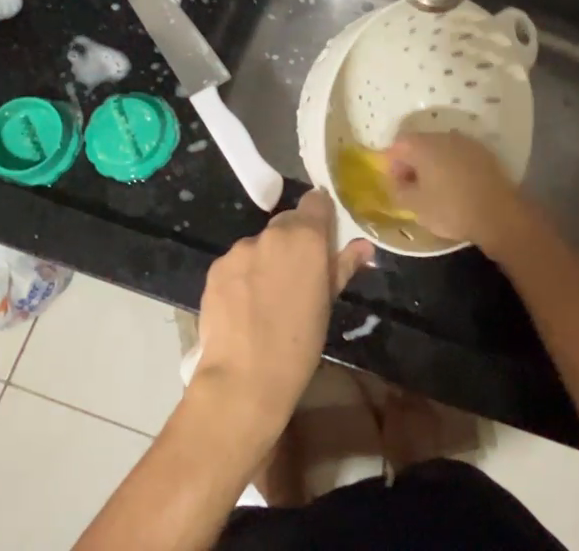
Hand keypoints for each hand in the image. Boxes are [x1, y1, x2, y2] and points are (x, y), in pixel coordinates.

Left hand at [192, 191, 372, 431]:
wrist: (244, 376)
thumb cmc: (299, 343)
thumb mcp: (328, 304)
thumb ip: (343, 267)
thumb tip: (363, 246)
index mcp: (305, 237)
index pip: (316, 202)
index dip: (321, 215)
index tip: (324, 236)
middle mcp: (271, 234)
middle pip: (287, 222)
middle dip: (294, 240)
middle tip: (298, 275)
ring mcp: (239, 250)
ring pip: (259, 244)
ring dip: (266, 259)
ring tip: (266, 298)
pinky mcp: (215, 268)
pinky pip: (236, 263)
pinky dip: (242, 276)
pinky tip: (244, 306)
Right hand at [387, 132, 536, 256]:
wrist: (498, 215)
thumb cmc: (451, 209)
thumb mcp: (415, 206)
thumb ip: (399, 190)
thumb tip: (397, 182)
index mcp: (424, 145)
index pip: (398, 145)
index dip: (392, 164)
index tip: (397, 185)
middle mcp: (445, 136)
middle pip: (420, 144)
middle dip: (413, 163)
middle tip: (413, 188)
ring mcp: (467, 143)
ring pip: (441, 149)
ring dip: (434, 165)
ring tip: (435, 189)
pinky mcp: (485, 154)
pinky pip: (460, 156)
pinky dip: (453, 167)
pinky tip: (456, 187)